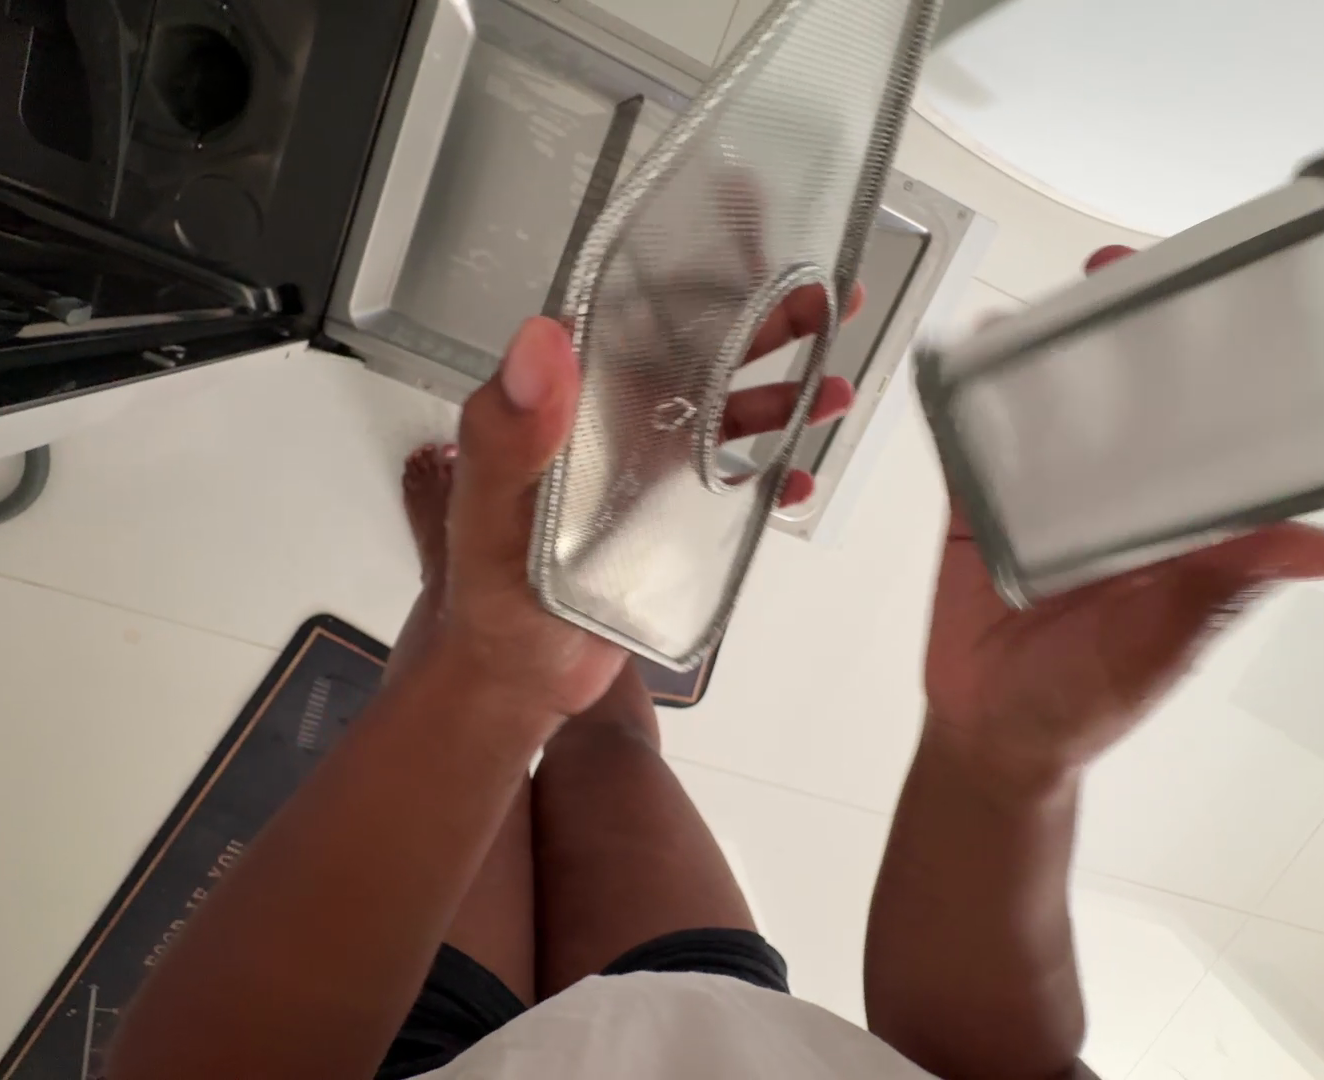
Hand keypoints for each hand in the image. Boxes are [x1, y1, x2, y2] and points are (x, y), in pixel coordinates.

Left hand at [433, 287, 859, 722]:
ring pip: (721, 414)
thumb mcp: (489, 514)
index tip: (752, 246)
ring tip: (834, 391)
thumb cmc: (492, 597)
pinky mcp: (666, 511)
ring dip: (779, 399)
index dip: (691, 277)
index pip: (629, 316)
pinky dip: (766, 476)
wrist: (520, 671)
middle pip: (694, 357)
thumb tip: (542, 341)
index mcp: (566, 402)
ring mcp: (642, 466)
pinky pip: (725, 480)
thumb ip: (507, 436)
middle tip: (825, 301)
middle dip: (762, 326)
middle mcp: (608, 420)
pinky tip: (797, 480)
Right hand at [923, 248, 1323, 796]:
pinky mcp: (972, 511)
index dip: (1208, 358)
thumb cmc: (1082, 698)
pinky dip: (961, 408)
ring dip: (1034, 360)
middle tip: (1107, 273)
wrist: (989, 728)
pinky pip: (967, 450)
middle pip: (1113, 401)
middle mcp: (1106, 498)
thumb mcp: (1157, 644)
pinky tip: (957, 367)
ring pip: (1037, 414)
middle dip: (1113, 335)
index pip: (1200, 426)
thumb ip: (1219, 591)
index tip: (1211, 293)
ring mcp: (1033, 500)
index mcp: (1167, 523)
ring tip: (1027, 310)